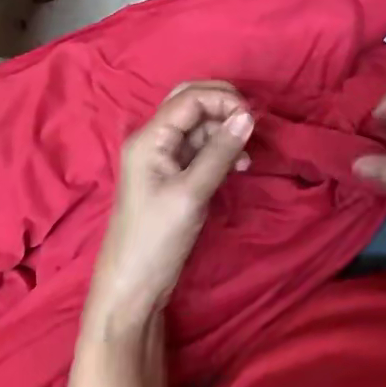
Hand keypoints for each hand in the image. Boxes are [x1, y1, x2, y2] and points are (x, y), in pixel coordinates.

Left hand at [89, 81, 254, 328]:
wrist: (132, 288)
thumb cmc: (156, 239)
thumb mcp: (191, 193)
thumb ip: (220, 152)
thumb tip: (248, 117)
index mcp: (149, 138)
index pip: (189, 98)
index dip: (223, 100)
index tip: (252, 119)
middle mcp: (153, 140)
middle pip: (190, 103)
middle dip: (223, 106)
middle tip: (251, 124)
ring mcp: (162, 158)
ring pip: (198, 126)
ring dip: (225, 132)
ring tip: (246, 157)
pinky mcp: (173, 175)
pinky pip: (200, 148)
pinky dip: (221, 150)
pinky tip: (238, 166)